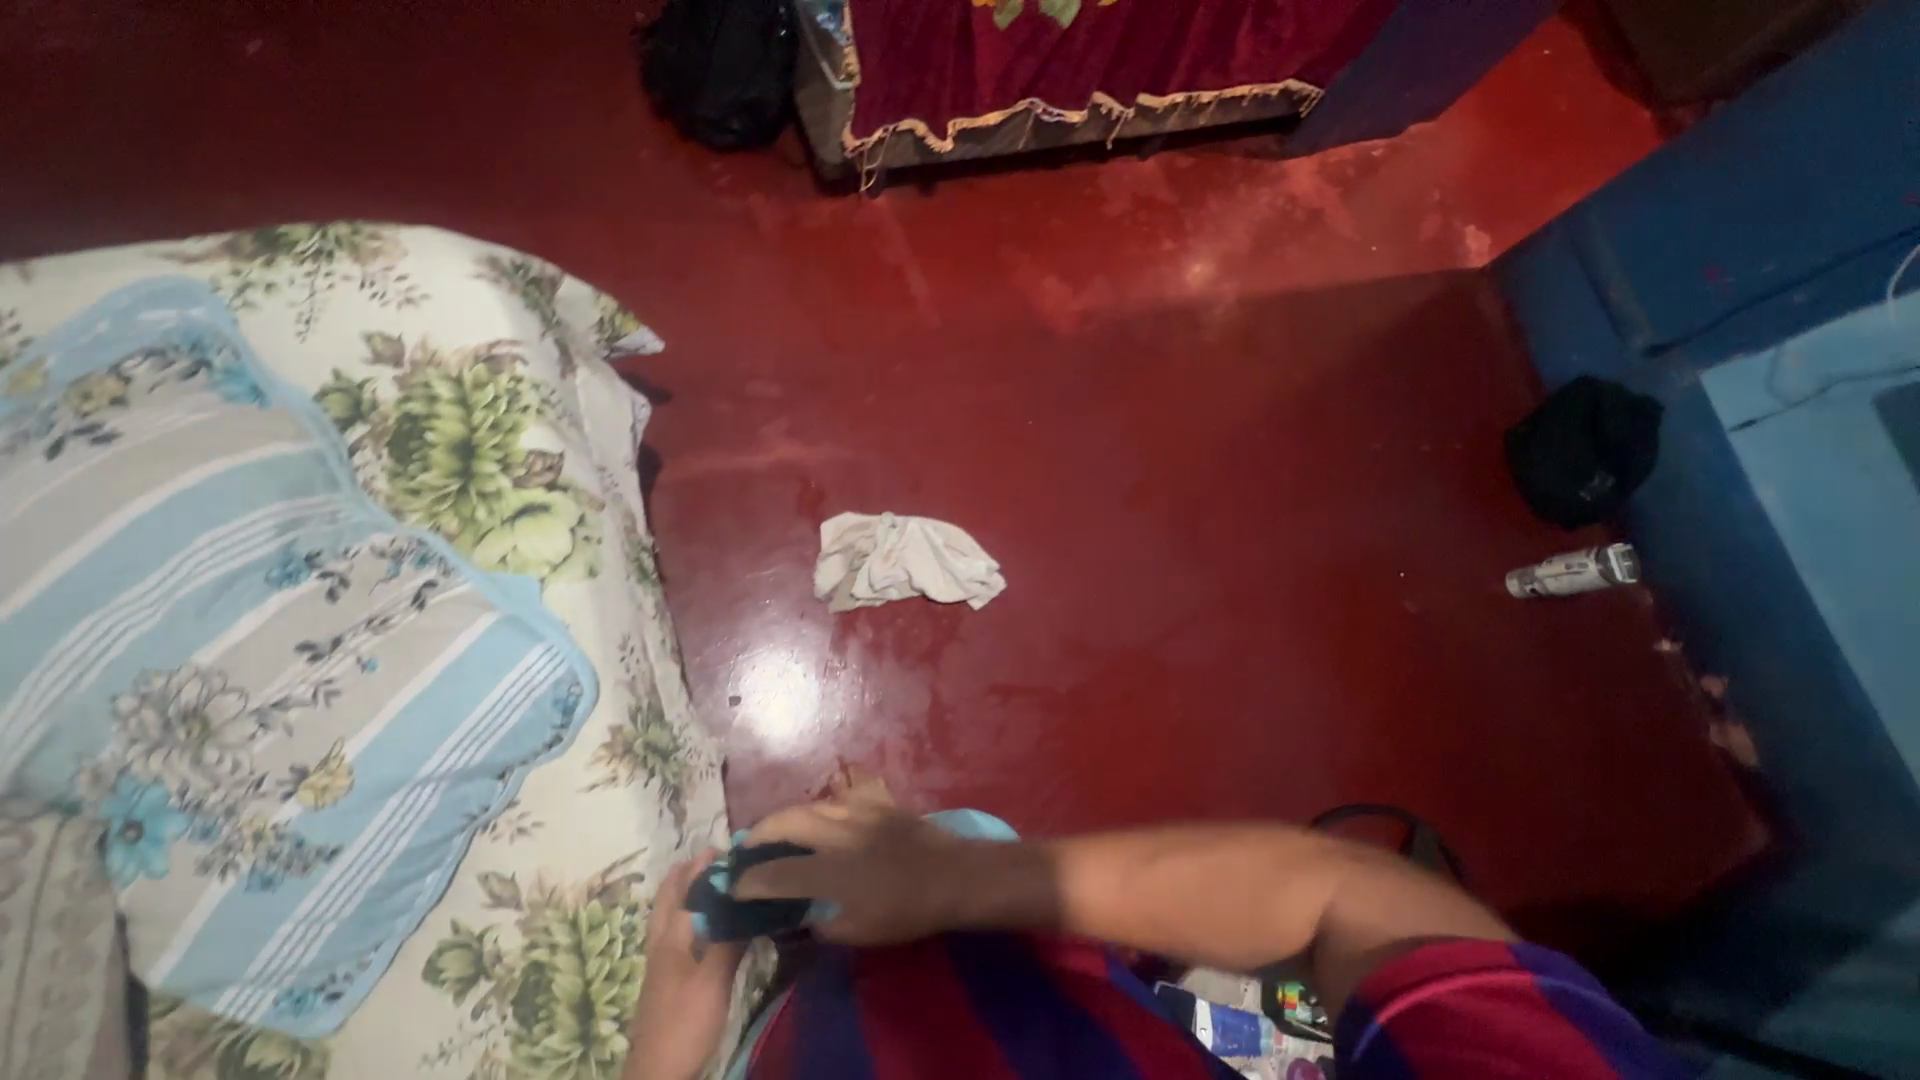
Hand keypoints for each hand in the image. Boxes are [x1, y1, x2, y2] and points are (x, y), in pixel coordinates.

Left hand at [624, 851, 743, 1079]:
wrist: (658, 1077)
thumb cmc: (685, 1024)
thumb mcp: (714, 980)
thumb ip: (729, 939)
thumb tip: (747, 900)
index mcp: (671, 939)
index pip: (685, 891)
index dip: (703, 868)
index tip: (727, 848)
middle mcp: (662, 946)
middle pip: (668, 901)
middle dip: (686, 876)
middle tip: (713, 859)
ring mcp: (661, 966)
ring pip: (669, 919)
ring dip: (685, 896)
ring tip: (708, 883)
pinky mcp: (667, 983)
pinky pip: (676, 936)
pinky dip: (690, 920)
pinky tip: (705, 928)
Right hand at [731, 800, 978, 945]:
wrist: (953, 875)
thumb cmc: (908, 910)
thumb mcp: (861, 932)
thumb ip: (823, 924)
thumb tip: (802, 917)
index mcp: (830, 873)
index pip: (775, 875)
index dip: (748, 882)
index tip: (733, 887)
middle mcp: (837, 835)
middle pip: (785, 823)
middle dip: (758, 834)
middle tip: (747, 848)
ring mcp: (857, 812)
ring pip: (809, 805)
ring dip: (785, 817)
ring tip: (775, 830)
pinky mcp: (876, 803)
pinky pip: (839, 797)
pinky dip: (819, 806)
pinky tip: (817, 815)